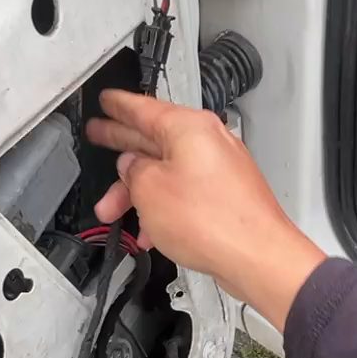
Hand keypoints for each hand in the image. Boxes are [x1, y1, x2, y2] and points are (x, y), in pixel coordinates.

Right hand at [85, 90, 326, 327]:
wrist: (256, 256)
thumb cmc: (214, 221)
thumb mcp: (149, 191)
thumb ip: (133, 172)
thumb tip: (131, 168)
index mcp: (190, 128)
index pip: (143, 107)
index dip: (118, 105)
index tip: (107, 100)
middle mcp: (209, 143)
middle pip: (154, 138)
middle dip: (122, 144)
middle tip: (100, 134)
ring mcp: (220, 170)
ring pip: (168, 172)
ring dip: (137, 193)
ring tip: (113, 210)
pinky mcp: (227, 196)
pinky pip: (185, 194)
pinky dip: (163, 208)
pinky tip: (149, 231)